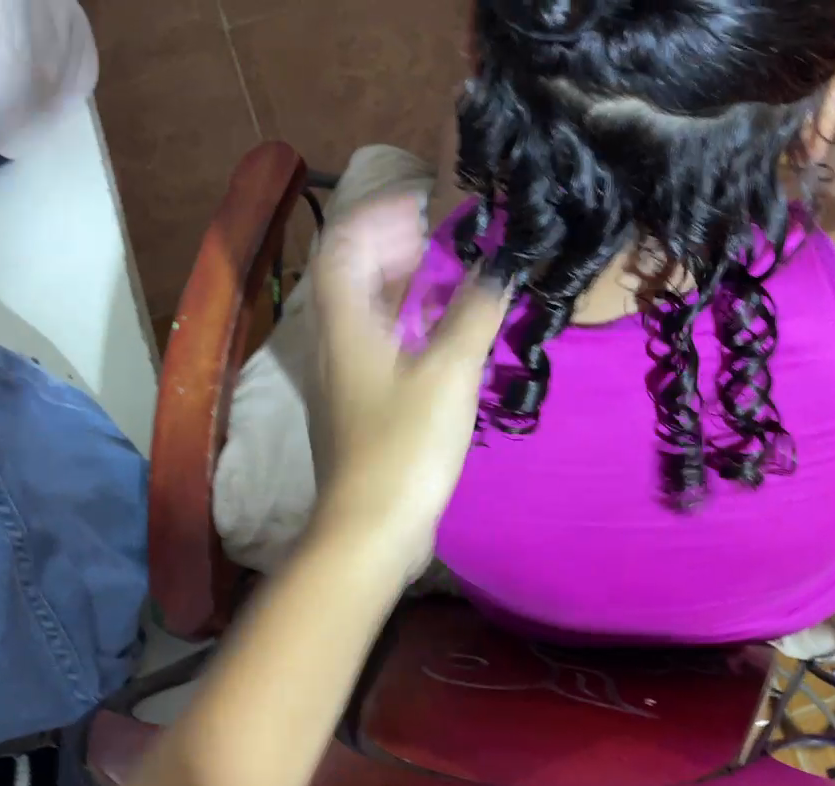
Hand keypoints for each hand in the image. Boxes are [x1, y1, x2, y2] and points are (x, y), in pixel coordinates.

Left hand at [303, 195, 510, 567]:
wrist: (372, 527)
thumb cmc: (406, 445)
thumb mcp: (448, 374)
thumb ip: (474, 316)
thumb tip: (499, 268)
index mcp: (345, 325)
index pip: (344, 245)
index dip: (378, 217)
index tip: (421, 208)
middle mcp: (334, 346)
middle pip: (351, 280)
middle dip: (391, 253)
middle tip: (435, 245)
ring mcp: (343, 383)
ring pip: (365, 319)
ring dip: (400, 294)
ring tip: (444, 288)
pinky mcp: (359, 413)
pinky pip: (377, 352)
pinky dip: (405, 334)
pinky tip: (439, 348)